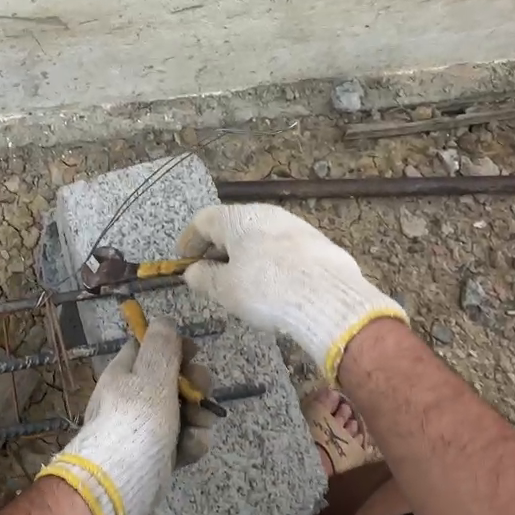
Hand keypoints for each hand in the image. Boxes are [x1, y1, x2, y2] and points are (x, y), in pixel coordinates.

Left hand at [36, 320, 213, 514]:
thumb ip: (162, 348)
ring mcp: (142, 428)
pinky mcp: (154, 456)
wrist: (119, 484)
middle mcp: (131, 396)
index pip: (148, 347)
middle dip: (193, 382)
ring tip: (203, 423)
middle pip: (169, 379)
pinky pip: (179, 441)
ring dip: (197, 414)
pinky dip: (190, 443)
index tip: (194, 352)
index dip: (173, 346)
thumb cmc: (135, 422)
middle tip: (203, 388)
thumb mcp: (151, 376)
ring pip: (179, 411)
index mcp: (124, 372)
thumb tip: (163, 321)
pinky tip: (195, 446)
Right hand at [176, 203, 406, 377]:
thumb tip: (193, 271)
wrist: (330, 301)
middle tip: (210, 271)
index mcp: (238, 218)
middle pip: (233, 225)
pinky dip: (271, 261)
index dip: (189, 241)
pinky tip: (276, 285)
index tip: (183, 260)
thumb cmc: (267, 291)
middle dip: (218, 247)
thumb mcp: (226, 290)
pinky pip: (284, 249)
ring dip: (246, 254)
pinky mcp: (319, 243)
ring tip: (243, 280)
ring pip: (261, 236)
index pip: (203, 221)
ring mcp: (296, 226)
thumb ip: (204, 278)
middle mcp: (266, 213)